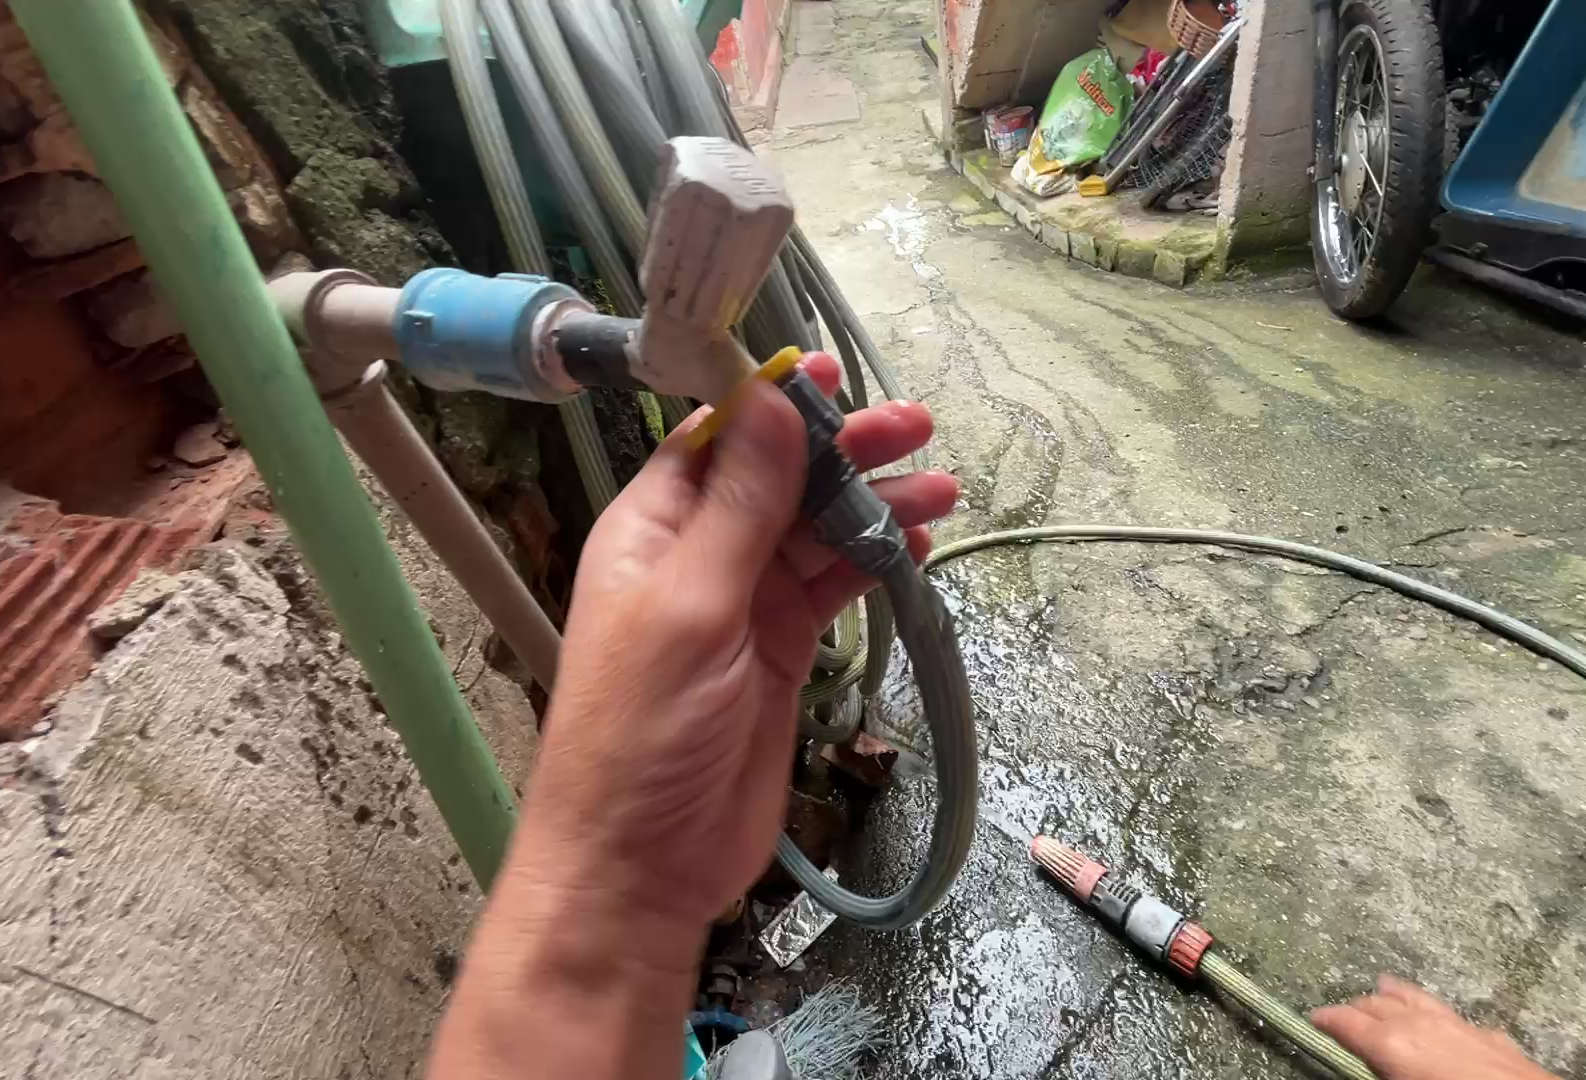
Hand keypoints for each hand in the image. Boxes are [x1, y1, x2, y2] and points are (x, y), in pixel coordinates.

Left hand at [521, 351, 955, 928]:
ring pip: (815, 533)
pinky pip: (832, 586)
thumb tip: (774, 403)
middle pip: (780, 481)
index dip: (774, 406)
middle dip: (843, 452)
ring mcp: (747, 601)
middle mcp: (701, 553)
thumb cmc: (646, 726)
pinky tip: (913, 544)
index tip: (834, 375)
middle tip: (915, 427)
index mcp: (654, 527)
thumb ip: (739, 506)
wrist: (647, 861)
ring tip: (939, 489)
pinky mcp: (784, 645)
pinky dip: (870, 562)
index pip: (718, 442)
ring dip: (872, 508)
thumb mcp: (691, 603)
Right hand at [1311, 976, 1558, 1079]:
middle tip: (1344, 1021)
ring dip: (1392, 997)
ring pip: (1412, 997)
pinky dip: (1439, 1019)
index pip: (1342, 1020)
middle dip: (1355, 1009)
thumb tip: (1364, 1065)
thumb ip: (1380, 1073)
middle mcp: (1416, 1024)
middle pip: (1373, 1003)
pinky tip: (1447, 1029)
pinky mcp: (1494, 1037)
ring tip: (1382, 991)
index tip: (1311, 1022)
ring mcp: (1458, 1026)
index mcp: (1390, 1045)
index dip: (1323, 1020)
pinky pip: (1455, 1018)